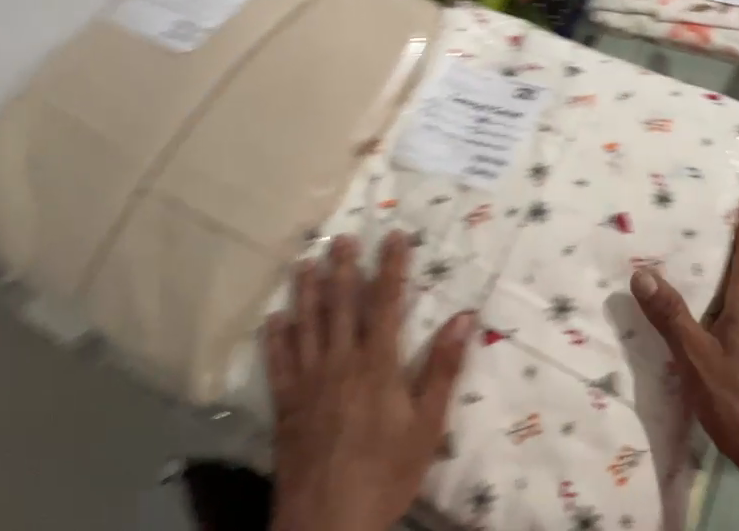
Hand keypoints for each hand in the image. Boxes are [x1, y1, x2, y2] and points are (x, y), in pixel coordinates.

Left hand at [263, 232, 473, 530]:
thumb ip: (443, 368)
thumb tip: (464, 317)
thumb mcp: (428, 425)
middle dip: (342, 267)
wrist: (328, 522)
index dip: (391, 265)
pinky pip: (278, 363)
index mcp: (377, 363)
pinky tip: (273, 319)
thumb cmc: (387, 473)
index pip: (385, 301)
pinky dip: (275, 338)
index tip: (395, 235)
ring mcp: (308, 382)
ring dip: (305, 290)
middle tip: (341, 236)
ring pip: (305, 324)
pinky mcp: (285, 405)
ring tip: (304, 261)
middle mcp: (340, 362)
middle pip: (339, 305)